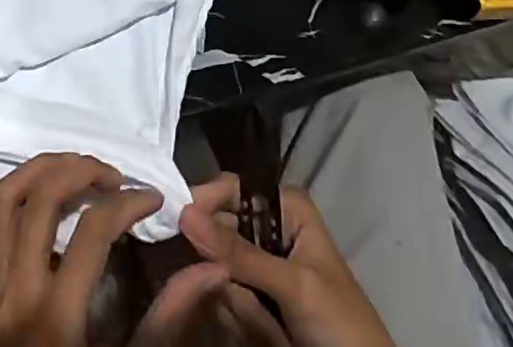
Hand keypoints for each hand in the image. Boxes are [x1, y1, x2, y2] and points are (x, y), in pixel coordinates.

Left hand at [0, 153, 231, 346]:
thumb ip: (168, 317)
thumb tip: (213, 268)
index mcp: (55, 315)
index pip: (92, 229)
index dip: (129, 202)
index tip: (154, 197)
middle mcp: (13, 292)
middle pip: (40, 199)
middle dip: (83, 170)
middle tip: (115, 175)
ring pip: (1, 200)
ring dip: (40, 170)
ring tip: (76, 167)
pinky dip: (1, 194)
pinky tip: (32, 191)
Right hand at [178, 175, 397, 346]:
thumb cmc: (339, 321)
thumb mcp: (292, 284)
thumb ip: (239, 253)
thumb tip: (184, 212)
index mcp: (287, 206)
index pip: (233, 187)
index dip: (203, 201)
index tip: (173, 223)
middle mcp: (273, 226)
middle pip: (222, 226)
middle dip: (218, 260)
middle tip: (235, 291)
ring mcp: (265, 262)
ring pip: (222, 264)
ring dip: (231, 292)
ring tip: (264, 318)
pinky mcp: (260, 294)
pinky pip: (230, 292)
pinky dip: (236, 309)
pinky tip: (260, 325)